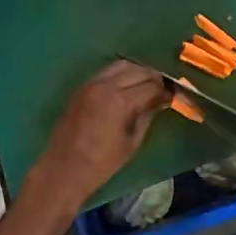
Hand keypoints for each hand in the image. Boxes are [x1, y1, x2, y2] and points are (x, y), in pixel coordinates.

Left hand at [29, 60, 170, 203]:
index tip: (172, 97)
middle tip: (161, 90)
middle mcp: (105, 86)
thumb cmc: (101, 163)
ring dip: (136, 72)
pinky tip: (126, 88)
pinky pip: (105, 72)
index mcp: (120, 101)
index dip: (165, 91)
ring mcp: (90, 84)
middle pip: (137, 70)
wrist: (63, 168)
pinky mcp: (81, 88)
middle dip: (153, 78)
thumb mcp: (131, 142)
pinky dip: (120, 75)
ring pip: (120, 66)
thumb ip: (146, 116)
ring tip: (145, 86)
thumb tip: (159, 102)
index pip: (151, 86)